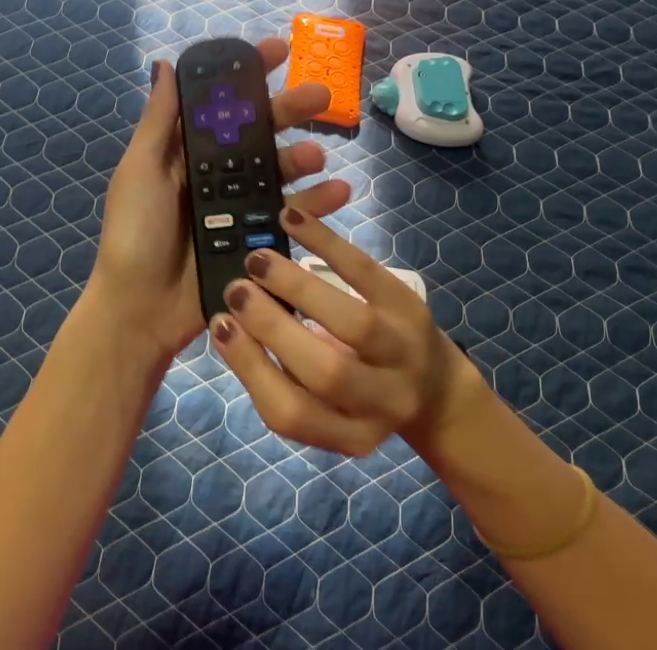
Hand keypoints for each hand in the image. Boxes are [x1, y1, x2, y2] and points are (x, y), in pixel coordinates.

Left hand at [83, 38, 353, 362]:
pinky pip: (292, 215)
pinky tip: (337, 191)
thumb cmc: (135, 233)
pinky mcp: (258, 241)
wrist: (141, 309)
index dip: (247, 77)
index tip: (277, 50)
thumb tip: (167, 63)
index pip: (221, 106)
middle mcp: (215, 174)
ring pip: (280, 171)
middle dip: (289, 110)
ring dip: (303, 157)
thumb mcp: (140, 170)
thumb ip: (159, 121)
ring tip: (318, 154)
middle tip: (321, 94)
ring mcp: (238, 207)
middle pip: (259, 133)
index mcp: (185, 153)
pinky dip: (317, 203)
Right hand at [207, 206, 487, 455]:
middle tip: (236, 289)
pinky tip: (294, 222)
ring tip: (259, 261)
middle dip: (272, 327)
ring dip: (299, 287)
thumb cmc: (354, 389)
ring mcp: (406, 355)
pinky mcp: (413, 309)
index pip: (291, 413)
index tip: (220, 325)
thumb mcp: (320, 401)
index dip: (251, 367)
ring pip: (354, 324)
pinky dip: (328, 243)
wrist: (436, 388)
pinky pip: (368, 273)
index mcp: (347, 434)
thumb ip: (279, 372)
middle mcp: (383, 402)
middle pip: (325, 372)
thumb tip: (229, 321)